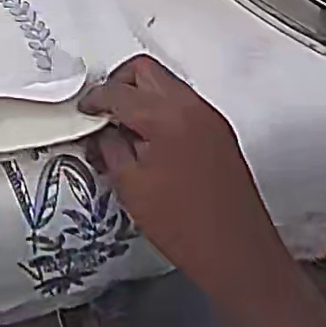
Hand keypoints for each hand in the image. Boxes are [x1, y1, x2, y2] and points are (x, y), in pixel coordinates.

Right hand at [77, 55, 285, 294]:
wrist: (239, 257)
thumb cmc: (184, 227)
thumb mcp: (131, 186)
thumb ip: (110, 146)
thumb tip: (103, 129)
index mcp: (164, 117)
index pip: (117, 91)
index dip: (94, 99)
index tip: (86, 110)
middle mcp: (189, 106)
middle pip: (144, 69)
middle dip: (119, 83)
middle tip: (105, 109)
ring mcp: (208, 114)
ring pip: (165, 80)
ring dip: (142, 93)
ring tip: (127, 126)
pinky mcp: (219, 128)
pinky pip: (182, 99)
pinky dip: (162, 106)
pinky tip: (152, 137)